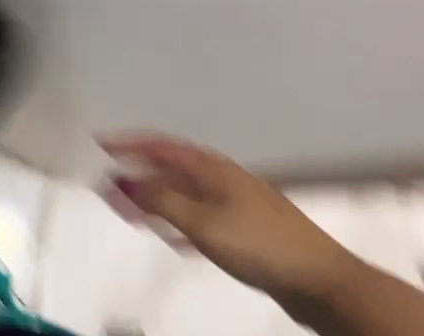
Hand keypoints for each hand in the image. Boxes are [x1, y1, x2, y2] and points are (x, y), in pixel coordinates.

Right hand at [100, 136, 360, 301]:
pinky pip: (199, 216)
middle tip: (108, 185)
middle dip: (138, 173)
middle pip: (170, 167)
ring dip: (155, 199)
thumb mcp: (202, 222)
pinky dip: (178, 221)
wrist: (324, 282)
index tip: (99, 143)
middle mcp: (220, 177)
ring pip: (183, 193)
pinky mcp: (245, 229)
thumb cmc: (260, 244)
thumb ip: (159, 200)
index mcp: (210, 167)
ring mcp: (235, 202)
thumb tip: (121, 178)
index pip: (159, 145)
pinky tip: (172, 238)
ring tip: (130, 211)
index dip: (128, 142)